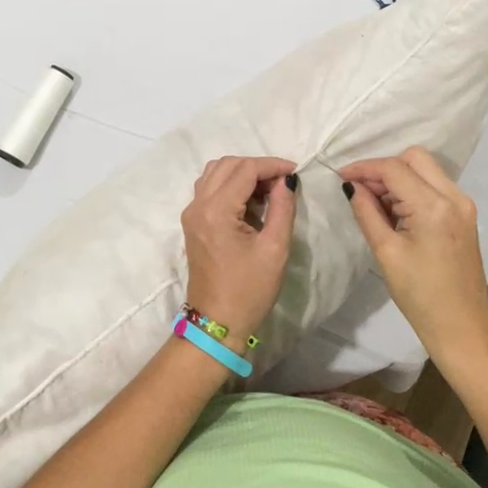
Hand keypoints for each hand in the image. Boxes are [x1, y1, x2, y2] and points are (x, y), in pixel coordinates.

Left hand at [180, 156, 296, 349]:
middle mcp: (198, 205)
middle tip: (282, 182)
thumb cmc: (249, 290)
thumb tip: (285, 181)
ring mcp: (191, 213)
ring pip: (215, 173)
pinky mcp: (192, 222)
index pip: (245, 169)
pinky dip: (230, 185)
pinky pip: (209, 188)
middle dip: (257, 167)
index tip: (295, 172)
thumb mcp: (275, 249)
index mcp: (216, 211)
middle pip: (227, 165)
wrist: (217, 322)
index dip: (272, 165)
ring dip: (242, 173)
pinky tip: (250, 201)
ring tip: (268, 190)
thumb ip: (282, 208)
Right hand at [340, 147, 487, 364]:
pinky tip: (396, 211)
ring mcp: (463, 205)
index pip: (394, 169)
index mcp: (434, 206)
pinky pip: (435, 186)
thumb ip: (367, 212)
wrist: (461, 326)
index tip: (340, 176)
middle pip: (415, 158)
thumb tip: (353, 186)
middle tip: (362, 190)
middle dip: (384, 168)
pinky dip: (413, 189)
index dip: (364, 168)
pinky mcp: (465, 215)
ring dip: (399, 178)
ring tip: (376, 204)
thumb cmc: (419, 294)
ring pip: (426, 169)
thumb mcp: (386, 252)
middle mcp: (454, 196)